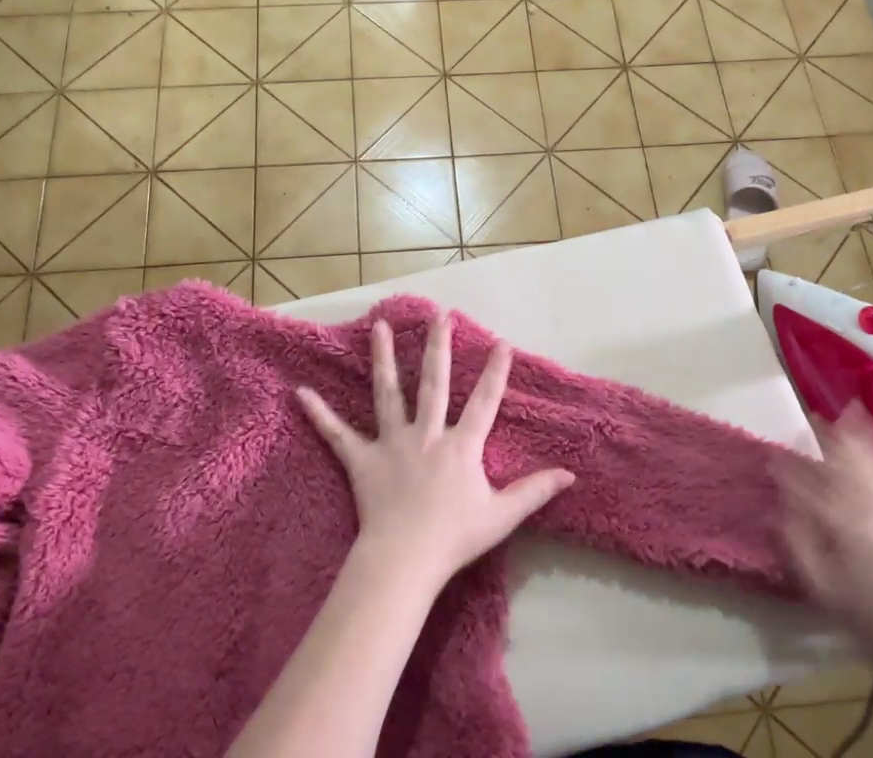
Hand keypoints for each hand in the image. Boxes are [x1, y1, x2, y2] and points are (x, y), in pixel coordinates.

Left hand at [296, 312, 575, 587]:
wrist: (405, 558)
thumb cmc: (455, 538)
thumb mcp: (503, 515)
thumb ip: (536, 491)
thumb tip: (571, 474)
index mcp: (461, 446)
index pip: (484, 402)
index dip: (496, 373)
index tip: (502, 342)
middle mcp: (427, 434)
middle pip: (434, 383)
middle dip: (439, 346)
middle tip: (440, 314)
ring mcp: (391, 443)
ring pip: (388, 394)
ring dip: (384, 359)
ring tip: (378, 327)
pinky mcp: (361, 460)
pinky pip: (337, 434)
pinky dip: (320, 414)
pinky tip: (301, 392)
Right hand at [772, 407, 872, 684]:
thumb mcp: (827, 594)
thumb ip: (799, 547)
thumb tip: (776, 513)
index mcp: (842, 522)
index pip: (807, 485)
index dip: (788, 468)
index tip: (774, 456)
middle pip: (846, 462)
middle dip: (831, 437)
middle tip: (818, 417)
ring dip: (861, 437)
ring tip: (851, 416)